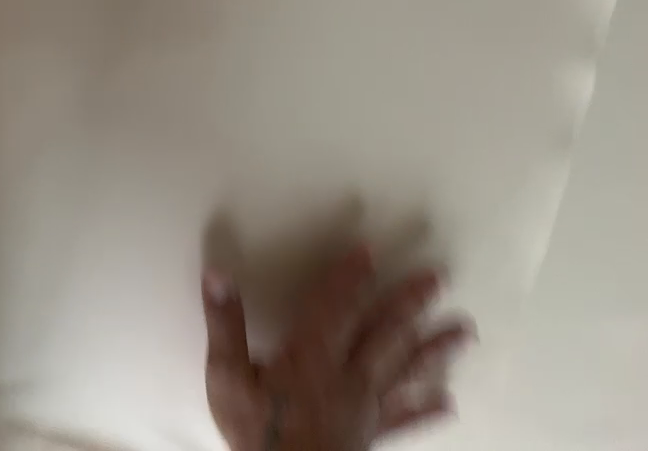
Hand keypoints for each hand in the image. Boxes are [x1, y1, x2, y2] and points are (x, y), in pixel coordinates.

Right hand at [203, 246, 473, 450]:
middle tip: (438, 278)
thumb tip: (217, 274)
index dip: (349, 277)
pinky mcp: (370, 434)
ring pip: (405, 372)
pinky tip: (448, 404)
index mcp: (312, 357)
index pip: (334, 308)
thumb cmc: (255, 427)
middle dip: (409, 304)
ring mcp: (365, 409)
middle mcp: (347, 378)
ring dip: (435, 349)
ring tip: (464, 331)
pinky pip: (404, 419)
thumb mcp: (225, 373)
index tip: (369, 249)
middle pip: (384, 335)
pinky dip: (427, 409)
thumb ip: (223, 324)